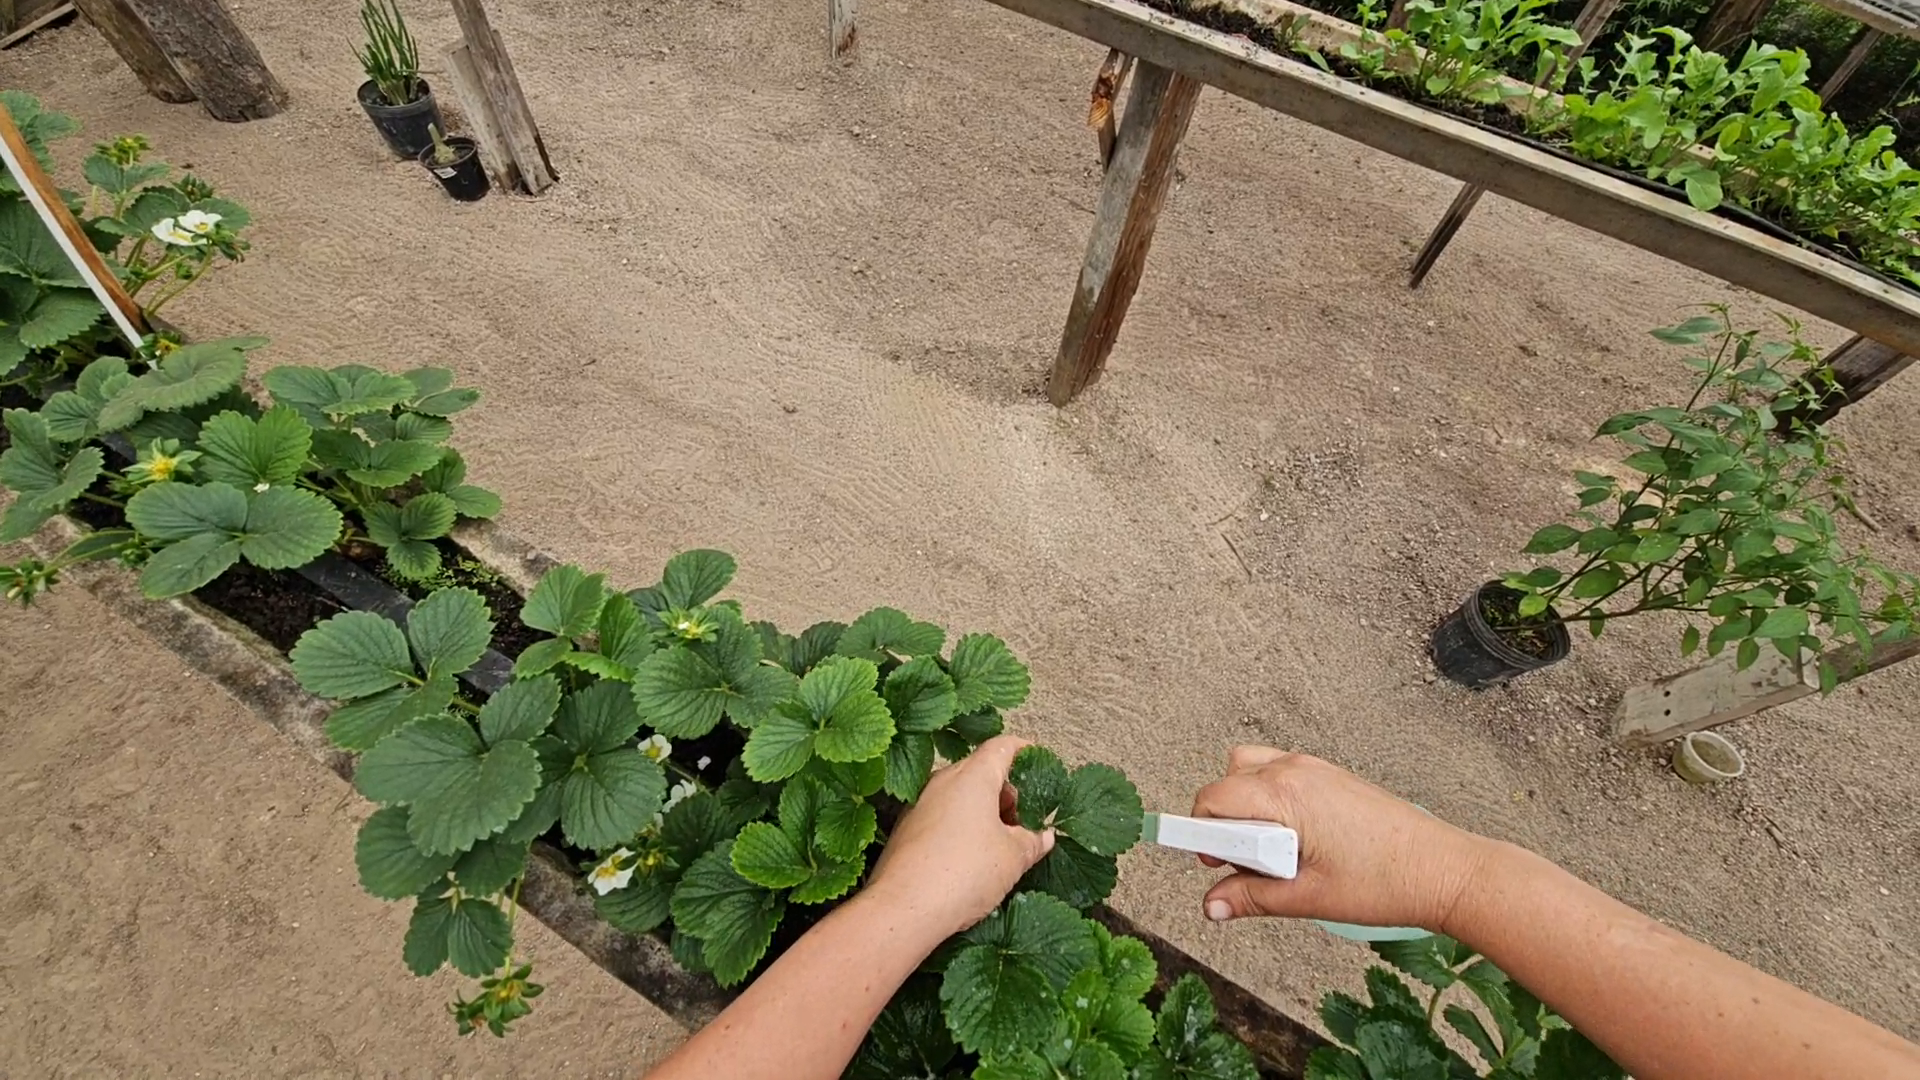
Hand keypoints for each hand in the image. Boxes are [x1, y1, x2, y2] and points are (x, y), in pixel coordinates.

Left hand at [865, 735, 1055, 936]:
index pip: (1003, 746)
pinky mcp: (907, 826)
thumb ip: (1033, 840)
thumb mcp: (1013, 857)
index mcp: (973, 775)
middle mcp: (943, 779)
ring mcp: (921, 801)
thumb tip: (1044, 835)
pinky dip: (962, 825)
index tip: (1041, 766)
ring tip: (1002, 845)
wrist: (902, 908)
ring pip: (961, 794)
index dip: (1025, 752)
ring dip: (984, 811)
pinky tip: (971, 858)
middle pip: (982, 770)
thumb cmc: (964, 872)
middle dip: (1007, 792)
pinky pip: (942, 813)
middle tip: (1026, 821)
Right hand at [1191, 747, 1492, 933]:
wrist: (1448, 871)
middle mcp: (1293, 770)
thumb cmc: (1388, 882)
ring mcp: (1312, 767)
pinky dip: (1267, 796)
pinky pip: (1276, 771)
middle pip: (1227, 780)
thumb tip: (1212, 906)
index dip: (1201, 832)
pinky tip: (1290, 834)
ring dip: (1243, 802)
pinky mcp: (1326, 773)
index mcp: (1285, 794)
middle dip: (1222, 821)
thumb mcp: (1310, 897)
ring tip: (1266, 845)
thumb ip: (1252, 897)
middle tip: (1243, 861)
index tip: (1210, 862)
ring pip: (1248, 768)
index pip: (1214, 799)